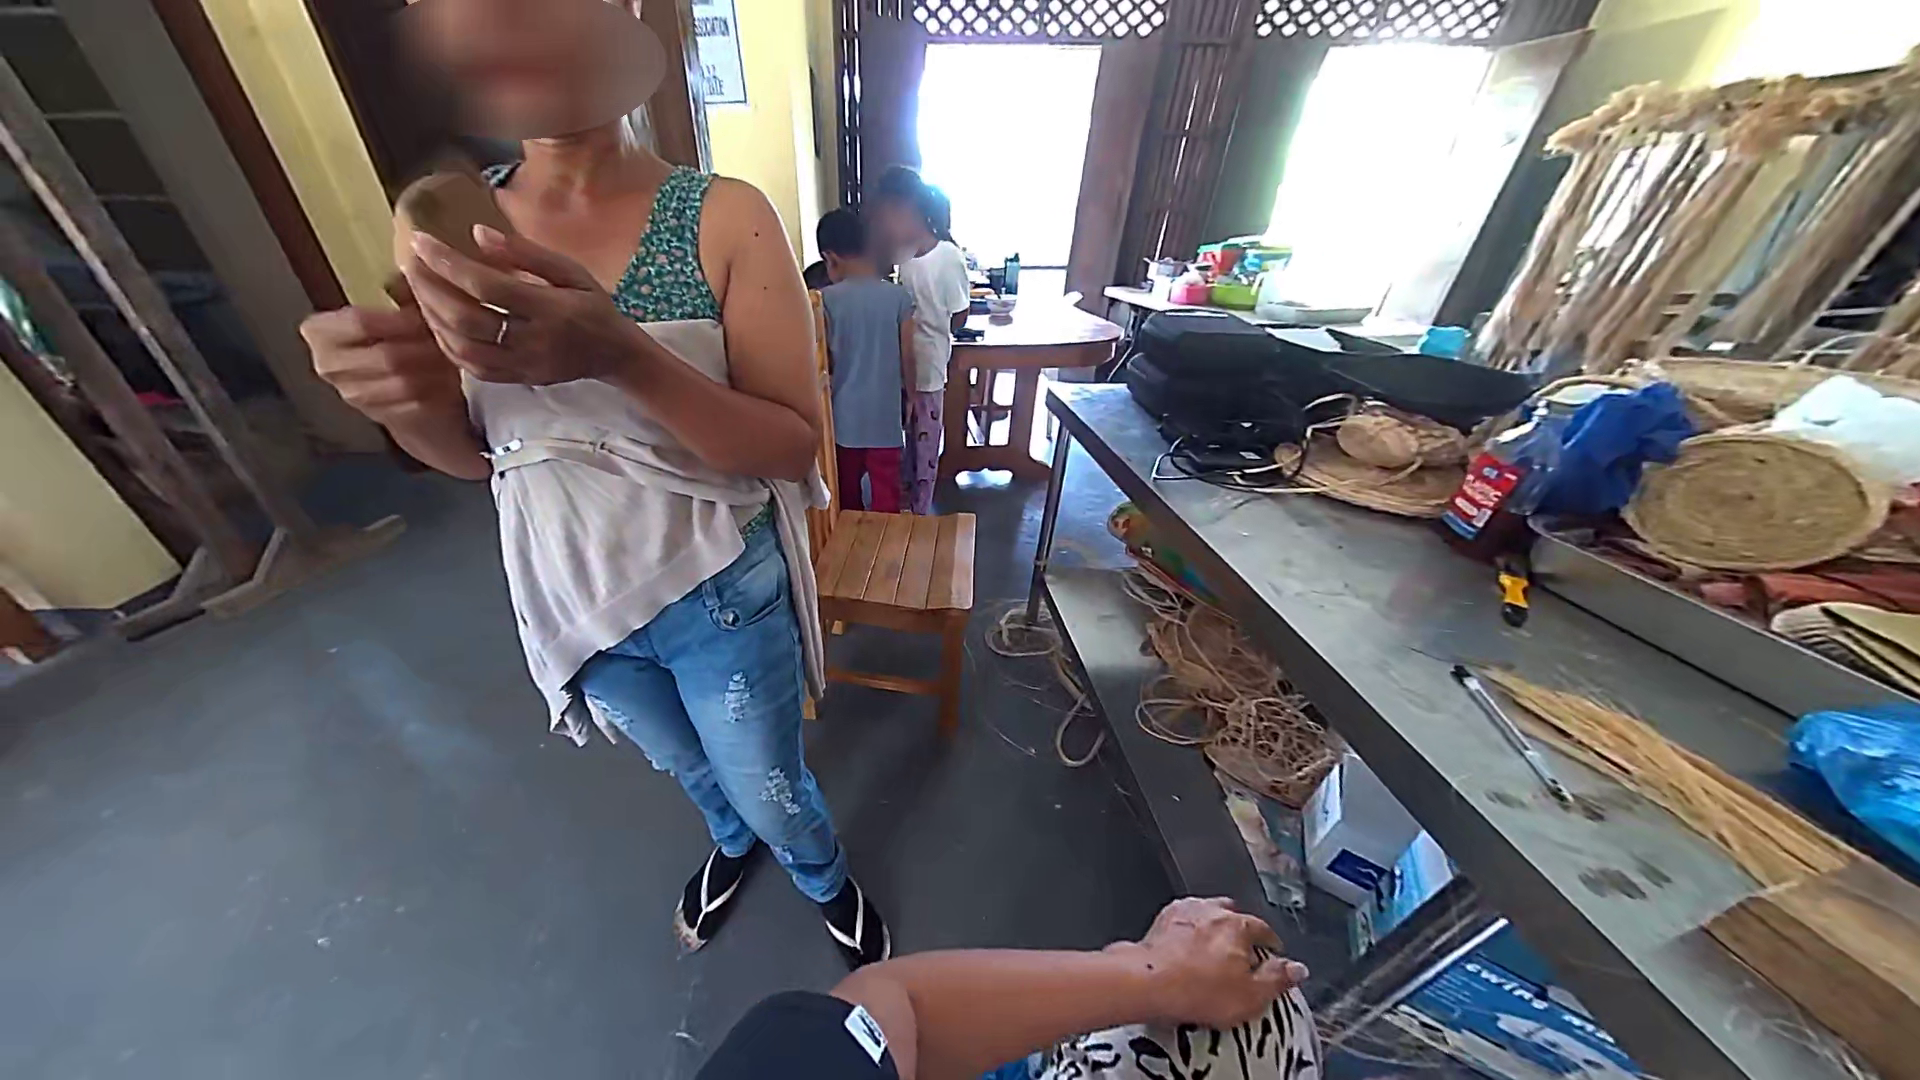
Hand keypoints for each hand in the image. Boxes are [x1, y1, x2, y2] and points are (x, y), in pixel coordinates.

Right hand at [301, 295, 463, 425]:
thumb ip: (404, 298)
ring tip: (452, 361)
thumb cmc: (414, 354)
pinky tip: (449, 381)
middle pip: (387, 355)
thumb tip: (412, 273)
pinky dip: (438, 390)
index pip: (358, 321)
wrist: (424, 403)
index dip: (400, 320)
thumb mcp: (407, 322)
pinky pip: (415, 402)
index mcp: (321, 332)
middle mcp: (327, 364)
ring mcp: (353, 394)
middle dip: (425, 349)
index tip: (428, 320)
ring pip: (403, 380)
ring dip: (434, 370)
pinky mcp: (381, 417)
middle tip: (452, 344)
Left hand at [403, 225, 640, 385]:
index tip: (420, 241)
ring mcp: (528, 364)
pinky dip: (448, 345)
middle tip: (413, 265)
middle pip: (467, 318)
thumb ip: (529, 254)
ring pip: (464, 346)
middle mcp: (537, 340)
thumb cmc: (595, 309)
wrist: (617, 355)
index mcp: (552, 310)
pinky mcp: (522, 378)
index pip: (488, 287)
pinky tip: (439, 324)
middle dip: (431, 289)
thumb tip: (477, 234)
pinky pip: (474, 367)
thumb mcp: (574, 273)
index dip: (448, 263)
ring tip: (422, 292)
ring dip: (433, 318)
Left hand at [1123, 897, 1307, 1028]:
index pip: (1263, 928)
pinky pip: (1186, 915)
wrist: (1154, 980)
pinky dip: (1193, 925)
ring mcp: (1186, 909)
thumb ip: (1277, 978)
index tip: (1274, 951)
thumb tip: (1297, 968)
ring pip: (1208, 910)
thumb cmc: (1199, 989)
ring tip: (1218, 943)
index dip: (1271, 942)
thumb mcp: (1252, 995)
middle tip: (1245, 948)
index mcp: (1237, 926)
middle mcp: (1211, 910)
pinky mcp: (1165, 915)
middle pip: (1234, 914)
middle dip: (1242, 928)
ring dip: (1216, 923)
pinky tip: (1191, 940)